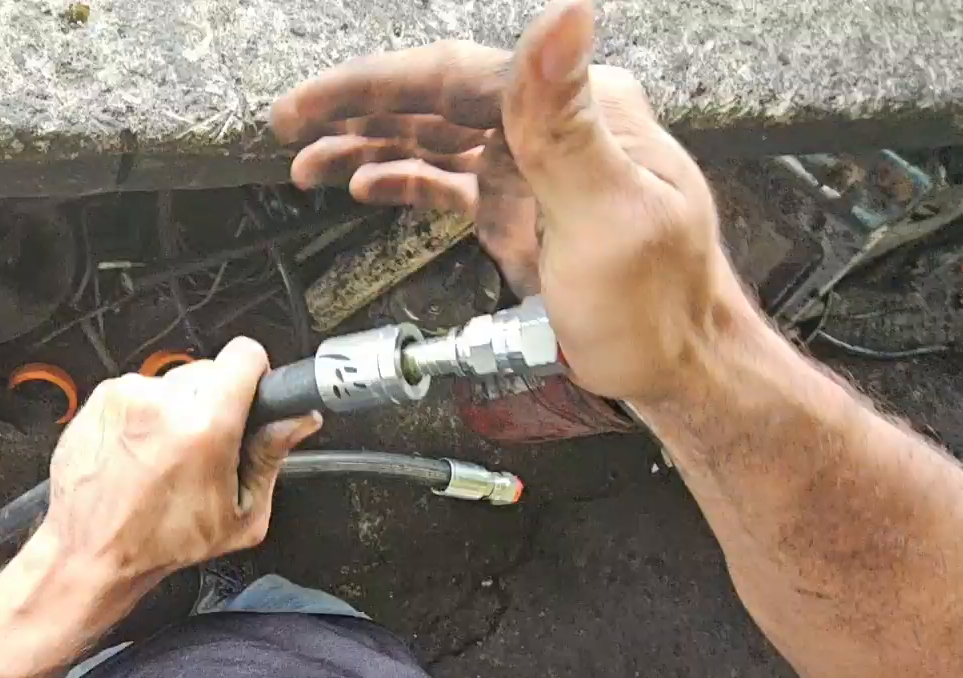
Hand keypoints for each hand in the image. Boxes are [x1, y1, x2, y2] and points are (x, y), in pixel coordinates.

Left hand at [37, 338, 321, 591]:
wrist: (92, 551)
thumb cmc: (159, 543)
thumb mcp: (240, 517)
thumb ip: (271, 458)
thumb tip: (296, 423)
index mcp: (205, 425)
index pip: (246, 354)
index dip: (255, 375)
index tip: (251, 397)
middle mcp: (162, 401)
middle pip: (210, 369)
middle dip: (216, 402)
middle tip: (208, 447)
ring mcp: (126, 396)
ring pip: (174, 382)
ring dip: (179, 410)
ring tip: (170, 457)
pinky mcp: (101, 399)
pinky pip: (141, 393)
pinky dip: (146, 416)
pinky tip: (143, 454)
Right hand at [271, 0, 742, 403]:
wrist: (669, 358)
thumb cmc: (654, 302)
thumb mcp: (610, 215)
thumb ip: (568, 125)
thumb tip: (561, 18)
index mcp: (574, 113)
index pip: (452, 79)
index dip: (371, 88)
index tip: (312, 105)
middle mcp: (546, 130)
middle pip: (431, 103)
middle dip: (355, 113)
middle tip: (292, 125)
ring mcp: (526, 171)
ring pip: (430, 142)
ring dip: (367, 149)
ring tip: (311, 164)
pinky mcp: (513, 211)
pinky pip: (446, 183)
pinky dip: (403, 182)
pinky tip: (369, 186)